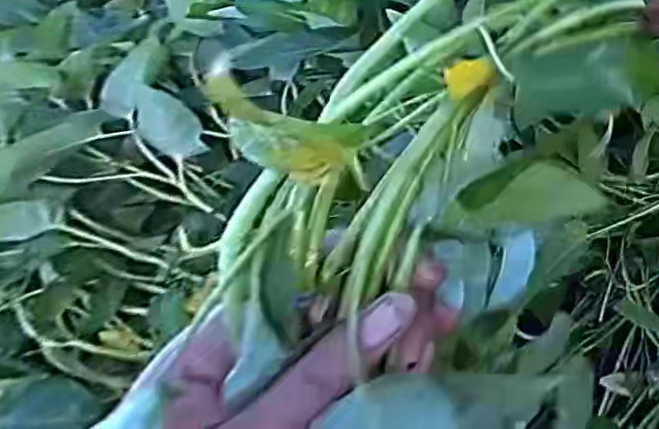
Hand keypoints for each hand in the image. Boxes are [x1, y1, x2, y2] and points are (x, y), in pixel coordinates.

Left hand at [136, 260, 460, 428]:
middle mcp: (253, 347)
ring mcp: (284, 374)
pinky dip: (394, 359)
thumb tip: (402, 301)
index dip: (365, 257)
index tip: (419, 270)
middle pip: (341, 295)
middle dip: (399, 298)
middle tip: (442, 312)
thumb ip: (316, 375)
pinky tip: (421, 362)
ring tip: (432, 346)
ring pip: (360, 326)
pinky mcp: (308, 401)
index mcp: (216, 344)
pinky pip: (360, 363)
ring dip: (406, 329)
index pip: (297, 270)